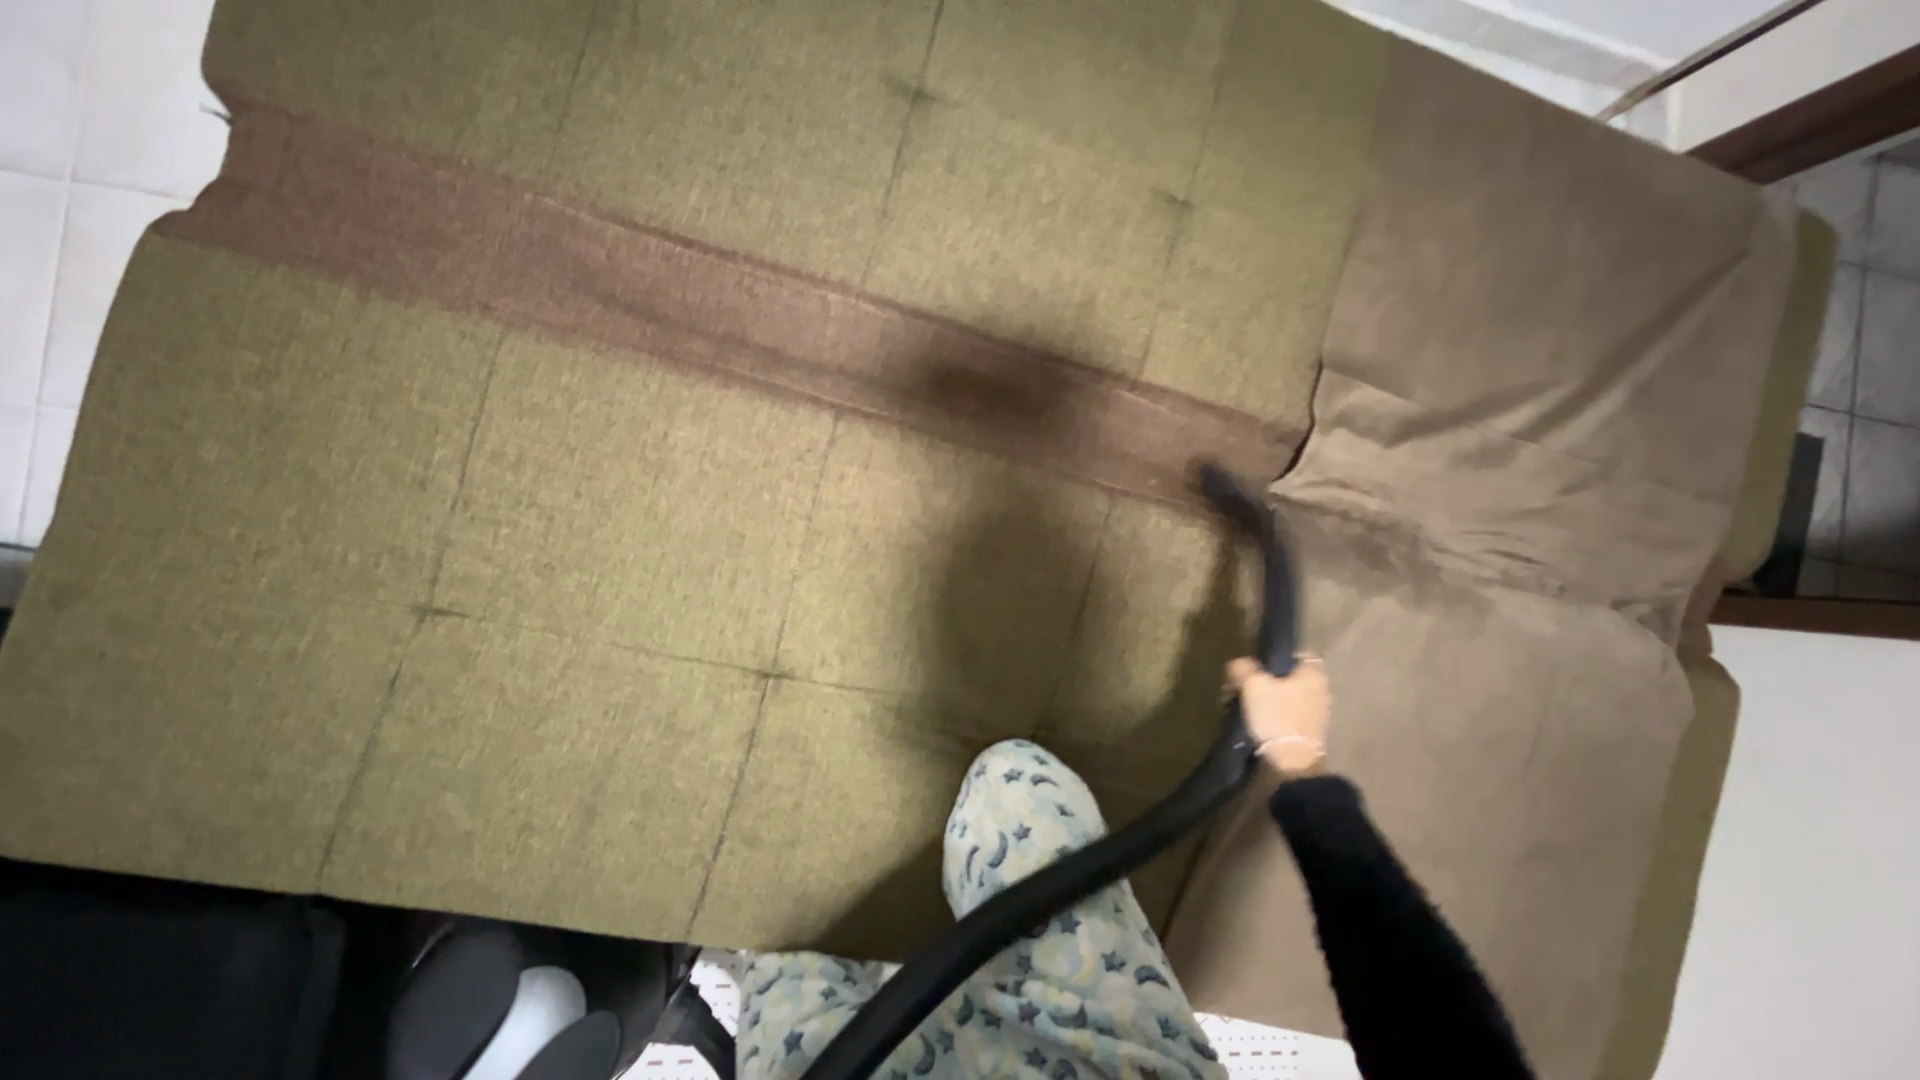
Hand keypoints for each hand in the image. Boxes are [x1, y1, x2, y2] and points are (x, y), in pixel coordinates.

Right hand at [1227, 655, 1330, 778]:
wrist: (1293, 762)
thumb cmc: (1277, 716)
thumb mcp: (1253, 685)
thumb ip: (1243, 668)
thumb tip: (1238, 664)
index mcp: (1313, 672)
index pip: (1297, 652)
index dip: (1276, 654)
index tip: (1256, 663)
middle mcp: (1321, 688)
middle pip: (1290, 675)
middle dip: (1267, 679)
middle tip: (1245, 685)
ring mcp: (1317, 711)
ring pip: (1288, 695)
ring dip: (1268, 698)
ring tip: (1245, 705)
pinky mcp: (1309, 730)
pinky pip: (1288, 713)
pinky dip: (1274, 714)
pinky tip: (1257, 721)